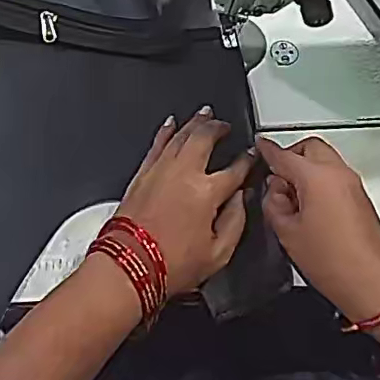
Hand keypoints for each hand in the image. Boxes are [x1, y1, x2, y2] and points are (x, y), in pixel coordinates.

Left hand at [114, 108, 254, 296]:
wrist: (129, 265)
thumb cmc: (168, 264)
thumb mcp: (218, 254)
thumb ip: (235, 222)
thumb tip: (241, 202)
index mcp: (207, 193)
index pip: (234, 170)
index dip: (246, 161)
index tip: (250, 156)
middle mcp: (183, 174)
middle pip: (204, 138)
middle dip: (218, 128)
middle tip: (224, 125)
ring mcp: (160, 171)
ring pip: (180, 135)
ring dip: (194, 122)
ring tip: (203, 115)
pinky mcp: (141, 174)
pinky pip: (156, 144)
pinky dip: (165, 132)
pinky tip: (169, 125)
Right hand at [259, 136, 379, 320]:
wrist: (375, 286)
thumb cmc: (338, 264)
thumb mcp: (287, 233)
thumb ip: (273, 204)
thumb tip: (273, 193)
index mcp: (317, 177)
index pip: (283, 154)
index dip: (266, 149)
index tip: (260, 146)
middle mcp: (338, 174)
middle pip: (309, 147)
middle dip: (290, 156)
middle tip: (276, 178)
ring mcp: (352, 185)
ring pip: (324, 160)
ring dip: (305, 169)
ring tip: (291, 198)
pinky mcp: (360, 198)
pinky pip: (335, 176)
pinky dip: (319, 182)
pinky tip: (308, 208)